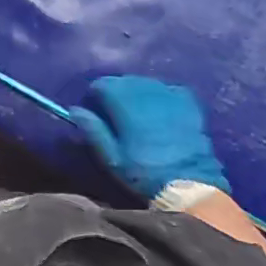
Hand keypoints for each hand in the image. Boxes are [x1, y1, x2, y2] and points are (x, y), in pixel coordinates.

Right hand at [70, 76, 229, 199]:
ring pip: (146, 82)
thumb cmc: (143, 173)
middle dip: (116, 92)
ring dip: (137, 92)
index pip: (103, 84)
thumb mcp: (111, 157)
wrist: (188, 186)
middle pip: (124, 80)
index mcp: (125, 104)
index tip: (95, 111)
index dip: (95, 96)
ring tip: (137, 112)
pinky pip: (169, 89)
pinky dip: (161, 95)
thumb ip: (94, 130)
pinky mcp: (190, 104)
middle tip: (115, 114)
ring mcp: (171, 96)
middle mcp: (147, 93)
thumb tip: (75, 110)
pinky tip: (161, 109)